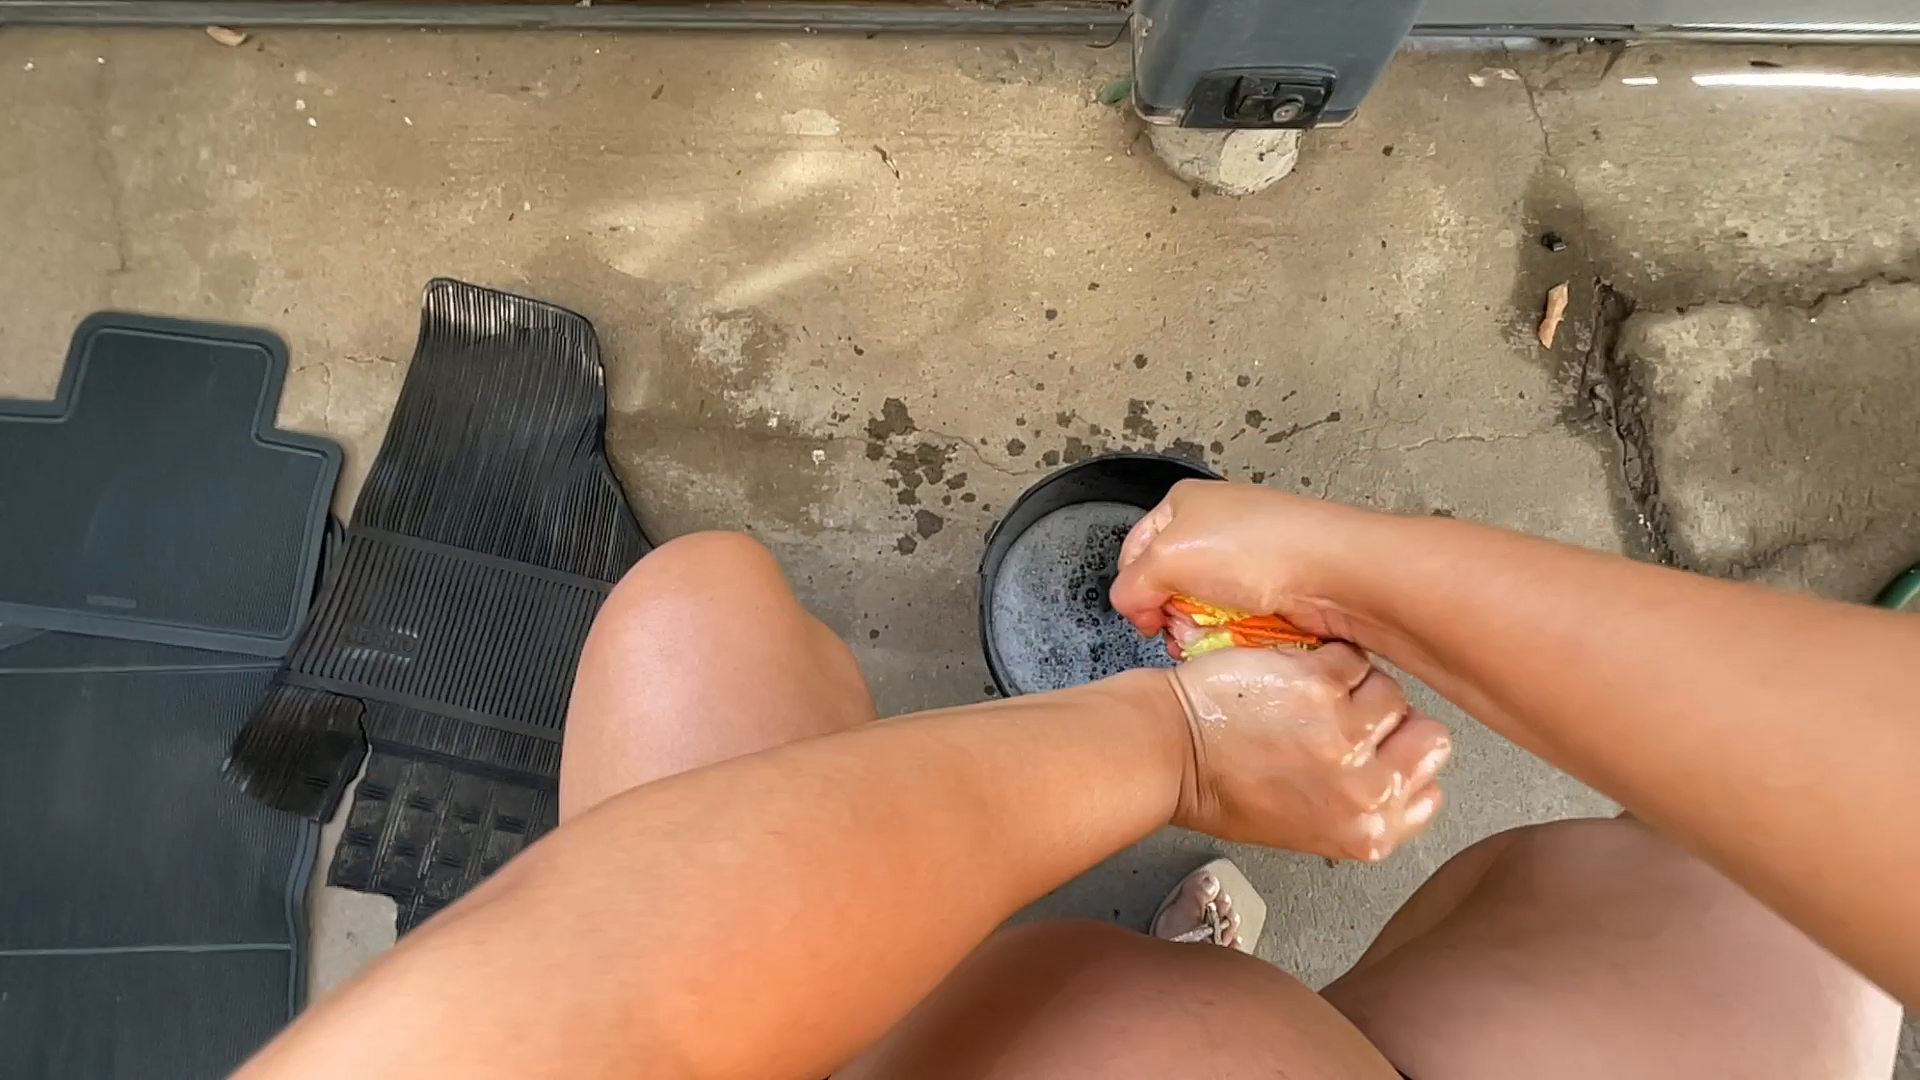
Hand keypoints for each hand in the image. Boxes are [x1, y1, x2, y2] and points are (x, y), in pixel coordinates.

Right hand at [1111, 480, 1372, 641]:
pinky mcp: (1270, 588)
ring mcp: (1244, 559)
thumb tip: (1132, 611)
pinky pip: (1233, 620)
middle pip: (1166, 585)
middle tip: (1184, 628)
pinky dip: (1232, 635)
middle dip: (1171, 614)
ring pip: (1199, 608)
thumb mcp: (1166, 561)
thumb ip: (1129, 588)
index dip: (1134, 590)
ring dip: (1201, 630)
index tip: (1147, 618)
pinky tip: (1242, 638)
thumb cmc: (1258, 550)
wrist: (1337, 574)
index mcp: (1182, 505)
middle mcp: (1212, 527)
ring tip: (1217, 635)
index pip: (1133, 554)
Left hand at [1161, 643, 1449, 859]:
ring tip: (1306, 690)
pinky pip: (1349, 656)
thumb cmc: (1217, 787)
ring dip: (1353, 683)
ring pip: (1389, 690)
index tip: (1375, 746)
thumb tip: (1390, 772)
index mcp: (1368, 831)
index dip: (1401, 759)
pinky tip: (1287, 671)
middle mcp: (1367, 788)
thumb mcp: (1303, 826)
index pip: (1431, 790)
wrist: (1169, 753)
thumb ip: (1356, 806)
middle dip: (1387, 719)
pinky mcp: (1318, 684)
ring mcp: (1345, 733)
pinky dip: (1321, 656)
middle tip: (1340, 711)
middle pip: (1426, 735)